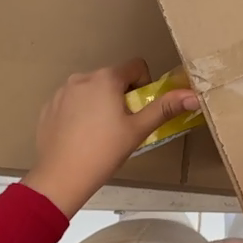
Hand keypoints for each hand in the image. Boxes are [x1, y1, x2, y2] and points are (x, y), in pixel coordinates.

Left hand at [22, 59, 199, 216]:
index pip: (135, 66)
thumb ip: (165, 108)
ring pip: (90, 90)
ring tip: (100, 134)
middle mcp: (81, 78)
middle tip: (121, 126)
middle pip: (111, 78)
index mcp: (105, 78)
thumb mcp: (138, 130)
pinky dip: (80, 114)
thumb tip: (194, 96)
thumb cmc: (103, 152)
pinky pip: (71, 103)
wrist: (61, 176)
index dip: (144, 85)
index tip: (140, 110)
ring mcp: (61, 92)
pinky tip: (81, 137)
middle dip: (121, 96)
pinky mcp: (48, 107)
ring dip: (100, 104)